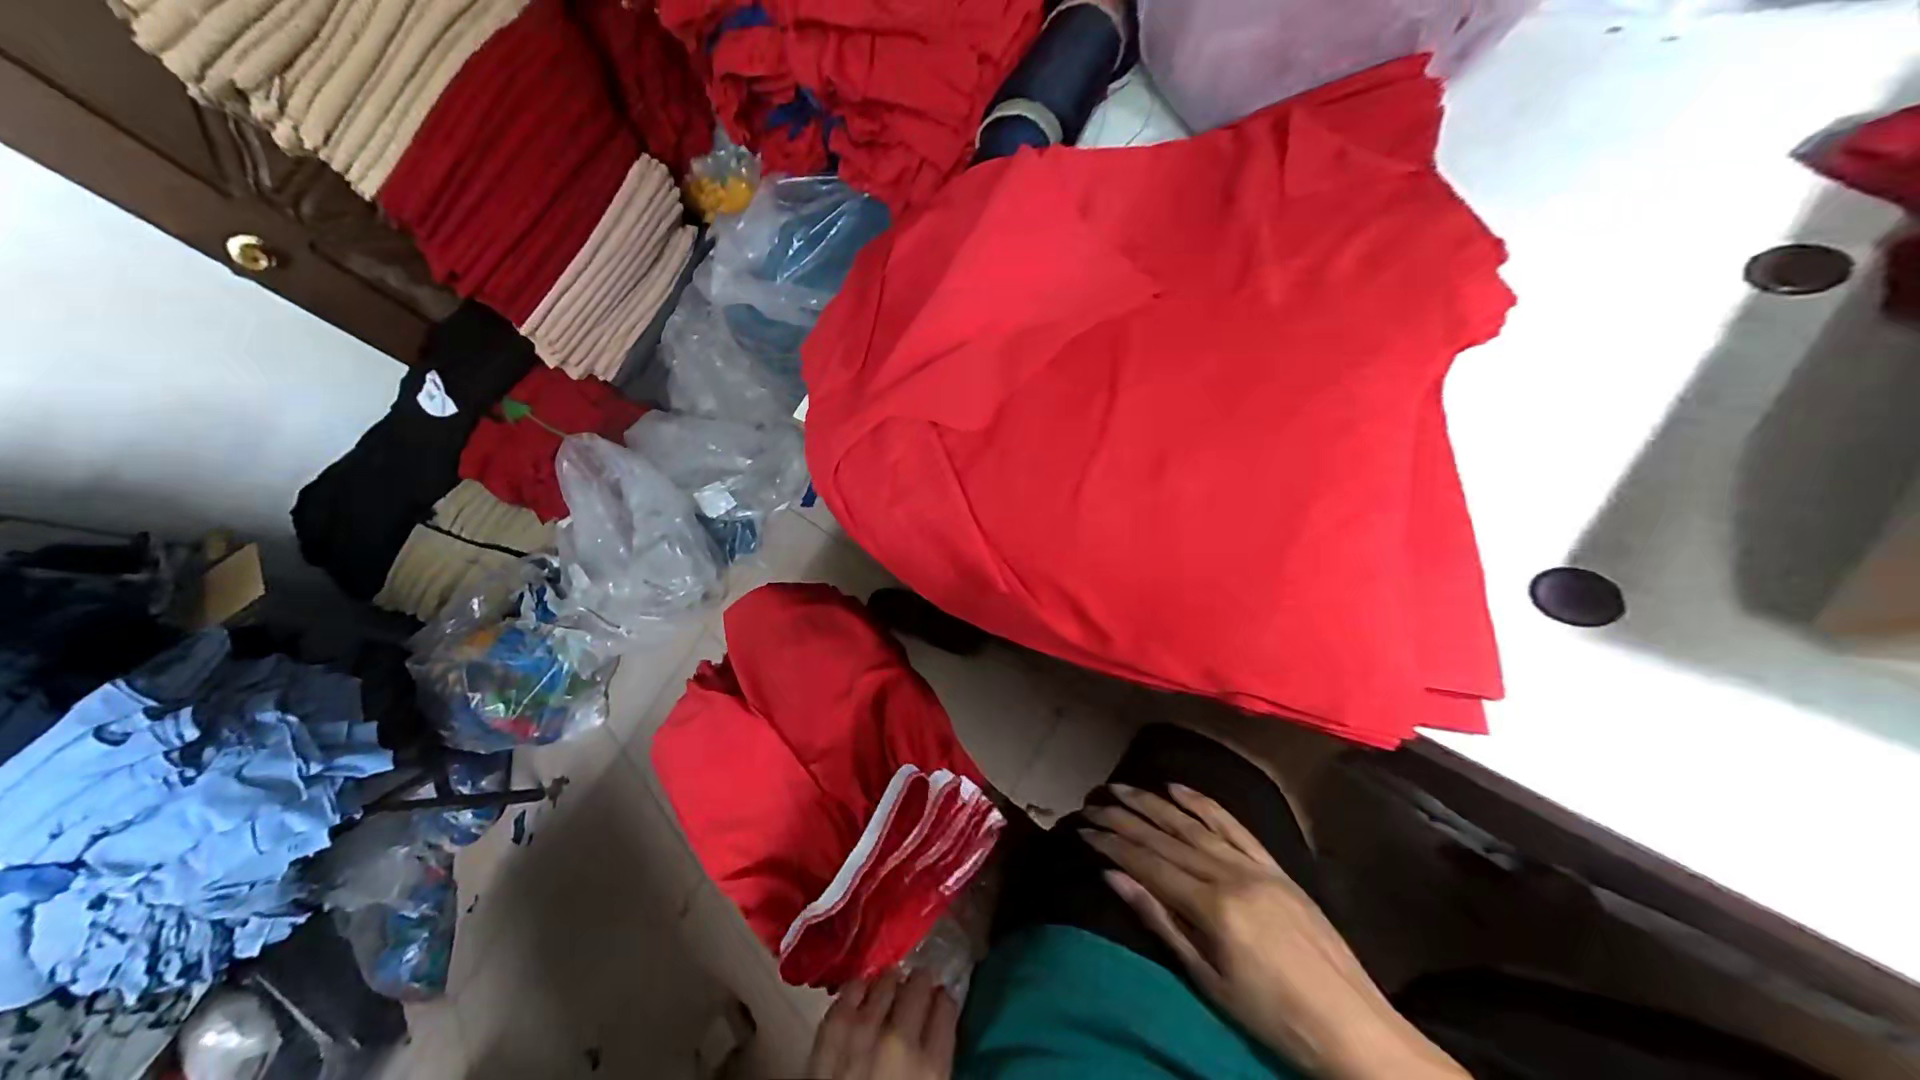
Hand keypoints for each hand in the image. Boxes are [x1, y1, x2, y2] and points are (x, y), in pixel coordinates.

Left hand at [806, 968, 956, 1079]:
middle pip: (918, 988)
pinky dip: (858, 988)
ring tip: (893, 981)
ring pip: (884, 984)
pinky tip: (862, 988)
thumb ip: (936, 1065)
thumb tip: (938, 1033)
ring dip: (892, 981)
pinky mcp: (830, 1035)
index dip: (946, 999)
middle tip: (921, 983)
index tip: (943, 997)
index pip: (946, 1009)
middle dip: (922, 982)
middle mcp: (900, 1041)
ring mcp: (862, 1034)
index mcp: (930, 1067)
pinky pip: (848, 995)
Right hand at [1081, 783, 1466, 1079]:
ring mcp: (1255, 865)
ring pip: (1193, 824)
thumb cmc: (1272, 1016)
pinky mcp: (1275, 866)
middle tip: (1091, 803)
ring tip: (1122, 788)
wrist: (1352, 1027)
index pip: (1147, 863)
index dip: (1111, 844)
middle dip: (1123, 818)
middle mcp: (1230, 874)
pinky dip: (1202, 804)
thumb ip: (1160, 922)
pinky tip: (1178, 789)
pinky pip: (1233, 825)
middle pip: (1165, 837)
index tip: (1082, 829)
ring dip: (1153, 803)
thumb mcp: (1208, 980)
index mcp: (1211, 906)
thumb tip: (1112, 878)